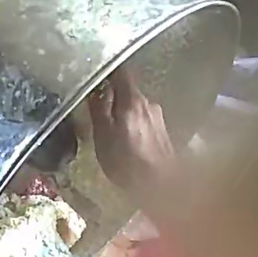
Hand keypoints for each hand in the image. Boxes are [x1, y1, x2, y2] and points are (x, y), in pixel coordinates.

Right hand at [90, 72, 176, 199]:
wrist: (160, 185)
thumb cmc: (126, 161)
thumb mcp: (102, 135)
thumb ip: (99, 109)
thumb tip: (96, 88)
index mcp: (132, 100)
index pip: (121, 73)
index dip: (107, 71)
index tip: (94, 76)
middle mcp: (149, 103)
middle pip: (128, 91)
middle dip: (113, 97)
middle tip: (96, 110)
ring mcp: (158, 118)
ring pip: (135, 108)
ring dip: (123, 114)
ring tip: (110, 130)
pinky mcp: (163, 133)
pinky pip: (143, 121)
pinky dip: (133, 126)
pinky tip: (127, 142)